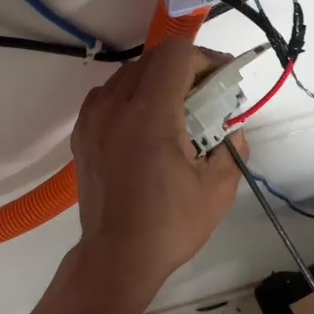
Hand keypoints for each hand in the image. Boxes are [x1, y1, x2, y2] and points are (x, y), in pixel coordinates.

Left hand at [70, 38, 243, 296]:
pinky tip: (144, 125)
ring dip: (155, 81)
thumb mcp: (218, 189)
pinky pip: (107, 97)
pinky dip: (129, 98)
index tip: (223, 78)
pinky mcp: (81, 136)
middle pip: (152, 60)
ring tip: (176, 110)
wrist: (116, 258)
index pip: (175, 54)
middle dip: (184, 69)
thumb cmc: (169, 226)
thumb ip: (232, 146)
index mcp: (149, 114)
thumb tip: (232, 127)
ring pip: (127, 75)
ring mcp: (92, 121)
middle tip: (206, 96)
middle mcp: (114, 107)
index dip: (205, 58)